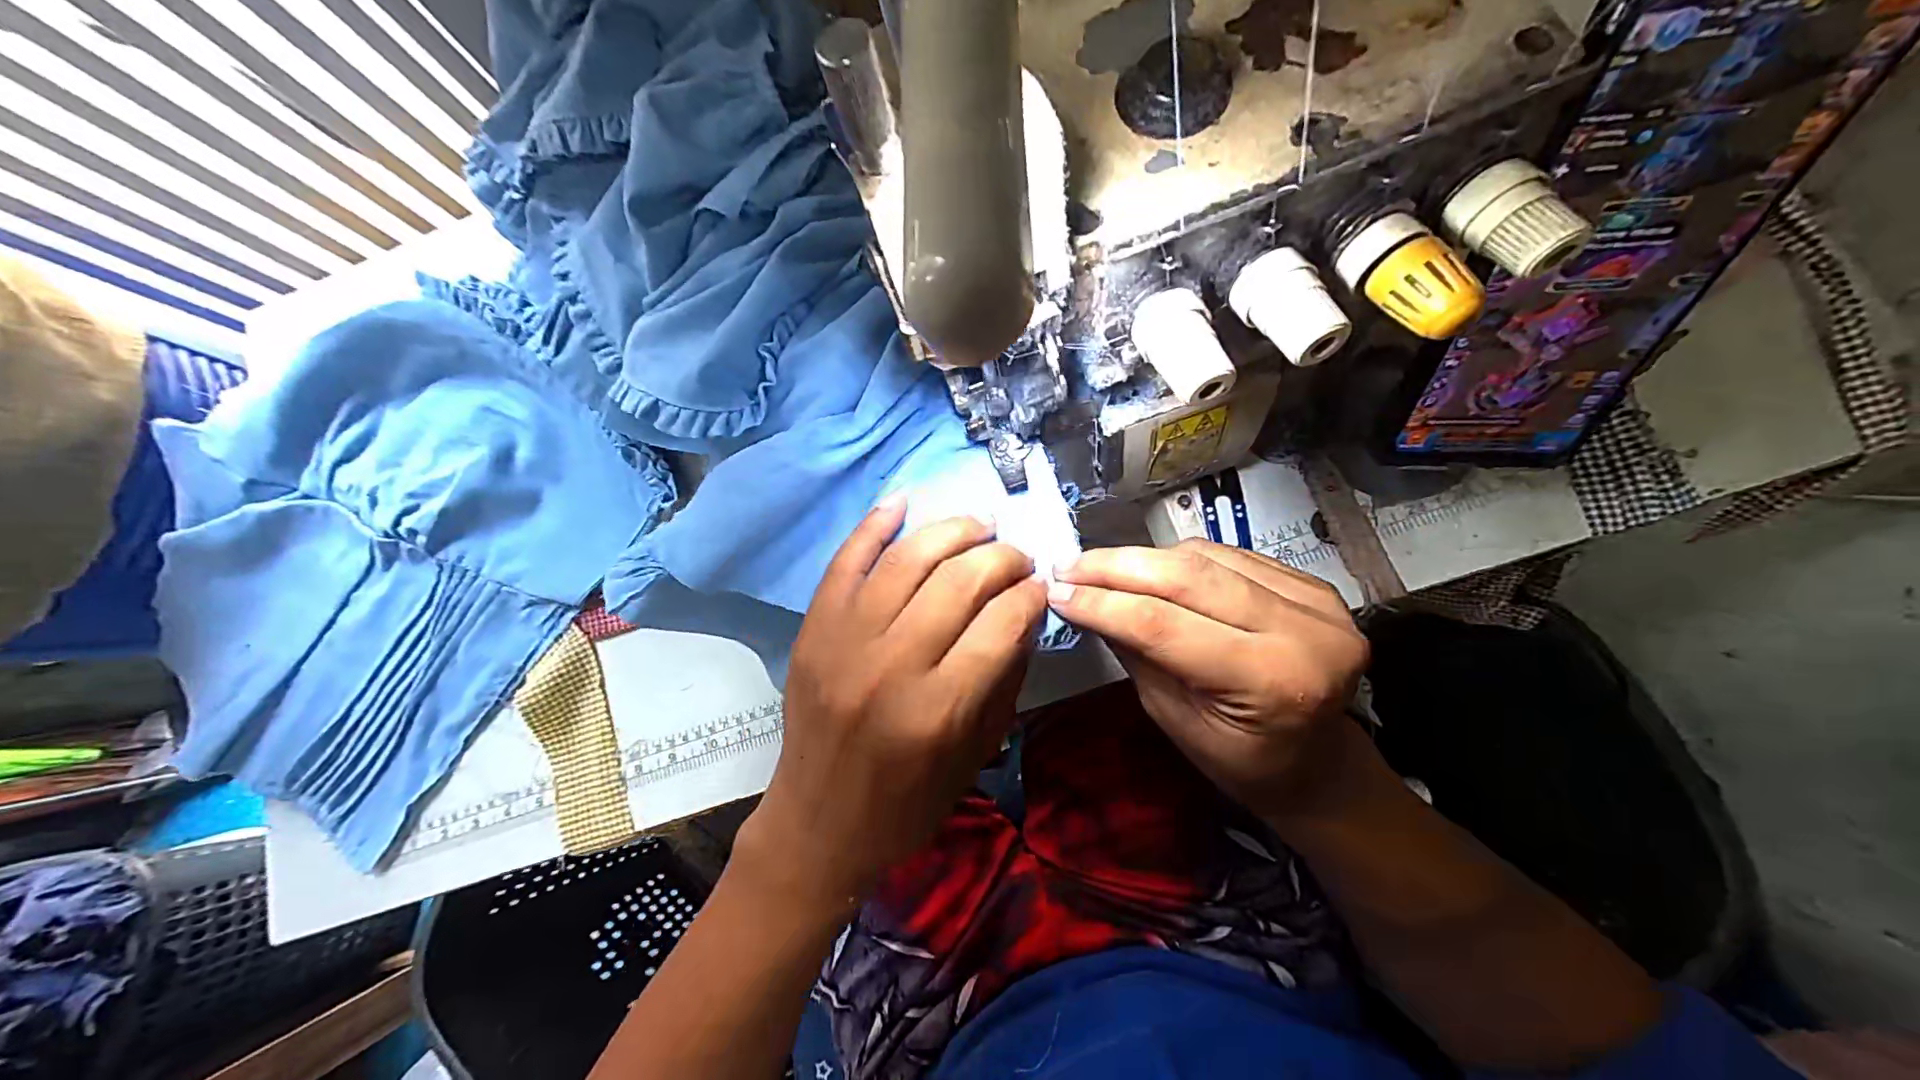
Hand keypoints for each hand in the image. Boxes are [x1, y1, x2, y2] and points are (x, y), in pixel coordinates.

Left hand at [738, 497, 1047, 911]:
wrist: (820, 822)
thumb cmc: (909, 802)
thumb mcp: (977, 751)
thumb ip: (1006, 676)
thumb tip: (1026, 610)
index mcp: (940, 708)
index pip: (1002, 620)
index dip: (1031, 593)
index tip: (1041, 586)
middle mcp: (891, 665)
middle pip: (960, 579)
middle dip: (1002, 557)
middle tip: (1018, 558)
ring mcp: (844, 641)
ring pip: (907, 558)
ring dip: (952, 530)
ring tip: (979, 527)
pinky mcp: (813, 630)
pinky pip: (844, 561)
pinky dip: (874, 525)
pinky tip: (904, 501)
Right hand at [1047, 540, 1368, 822]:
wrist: (1319, 764)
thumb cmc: (1243, 761)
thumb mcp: (1175, 719)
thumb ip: (1136, 653)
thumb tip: (1086, 602)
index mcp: (1273, 681)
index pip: (1166, 625)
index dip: (1103, 604)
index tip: (1057, 592)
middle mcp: (1305, 631)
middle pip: (1189, 576)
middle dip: (1117, 567)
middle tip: (1069, 567)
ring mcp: (1317, 601)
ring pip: (1207, 557)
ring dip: (1144, 558)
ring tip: (1100, 568)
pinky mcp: (1314, 585)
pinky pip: (1231, 556)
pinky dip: (1181, 560)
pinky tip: (1151, 569)